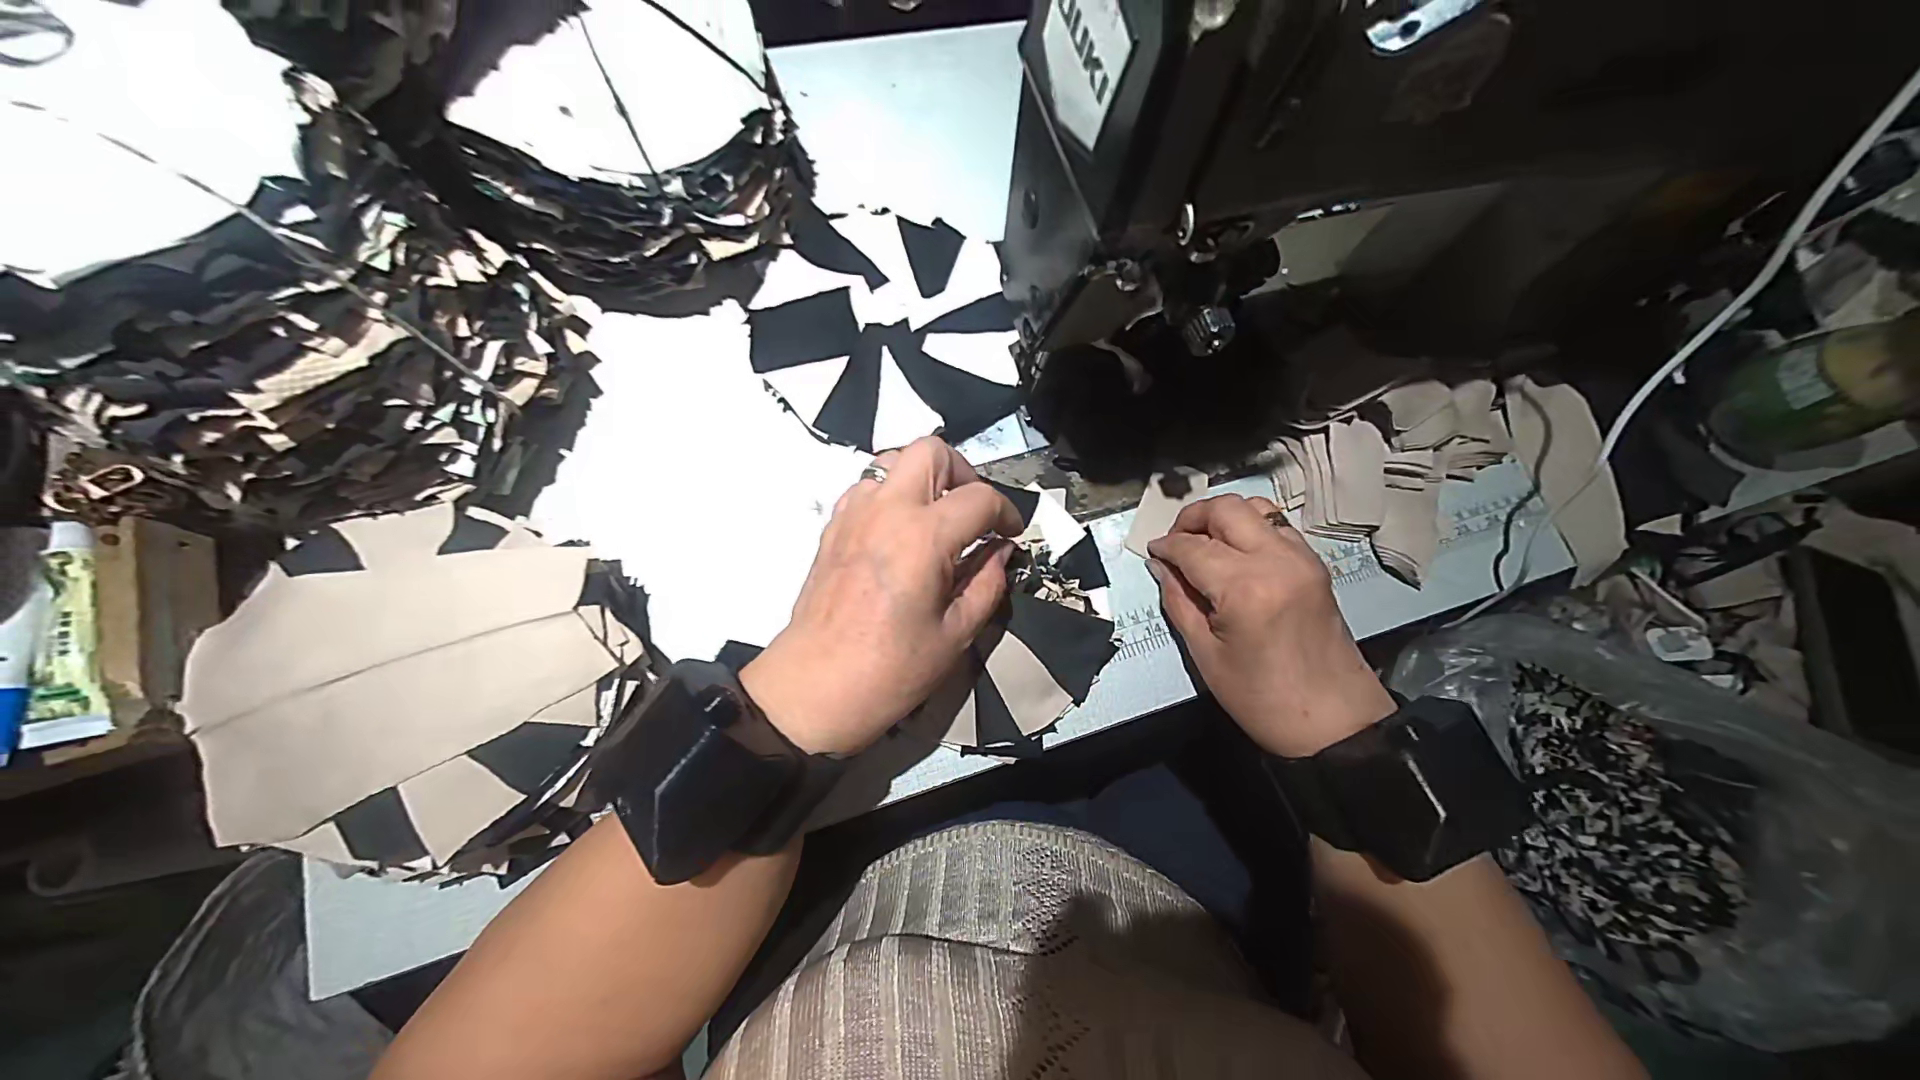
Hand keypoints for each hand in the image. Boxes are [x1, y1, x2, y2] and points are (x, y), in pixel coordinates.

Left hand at [740, 437, 1022, 755]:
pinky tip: (901, 532)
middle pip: (931, 451)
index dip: (1006, 513)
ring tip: (938, 518)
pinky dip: (891, 494)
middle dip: (963, 472)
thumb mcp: (956, 634)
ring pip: (893, 460)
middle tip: (973, 512)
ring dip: (923, 478)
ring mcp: (854, 514)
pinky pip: (867, 487)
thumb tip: (1000, 552)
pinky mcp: (833, 527)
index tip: (1010, 534)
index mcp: (923, 536)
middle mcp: (886, 510)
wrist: (815, 687)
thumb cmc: (889, 669)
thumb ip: (987, 582)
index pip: (979, 497)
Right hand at [1147, 495, 1395, 757]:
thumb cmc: (1261, 698)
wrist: (1333, 721)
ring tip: (1204, 544)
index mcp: (1244, 588)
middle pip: (1226, 509)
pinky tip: (1235, 554)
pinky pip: (1277, 527)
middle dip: (1192, 518)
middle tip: (1176, 542)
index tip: (1153, 552)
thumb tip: (1163, 566)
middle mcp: (1276, 561)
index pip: (1192, 546)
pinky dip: (1250, 529)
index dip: (1166, 546)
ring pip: (1255, 509)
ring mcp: (1301, 559)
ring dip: (1223, 519)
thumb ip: (1179, 601)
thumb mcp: (1205, 654)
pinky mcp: (1315, 566)